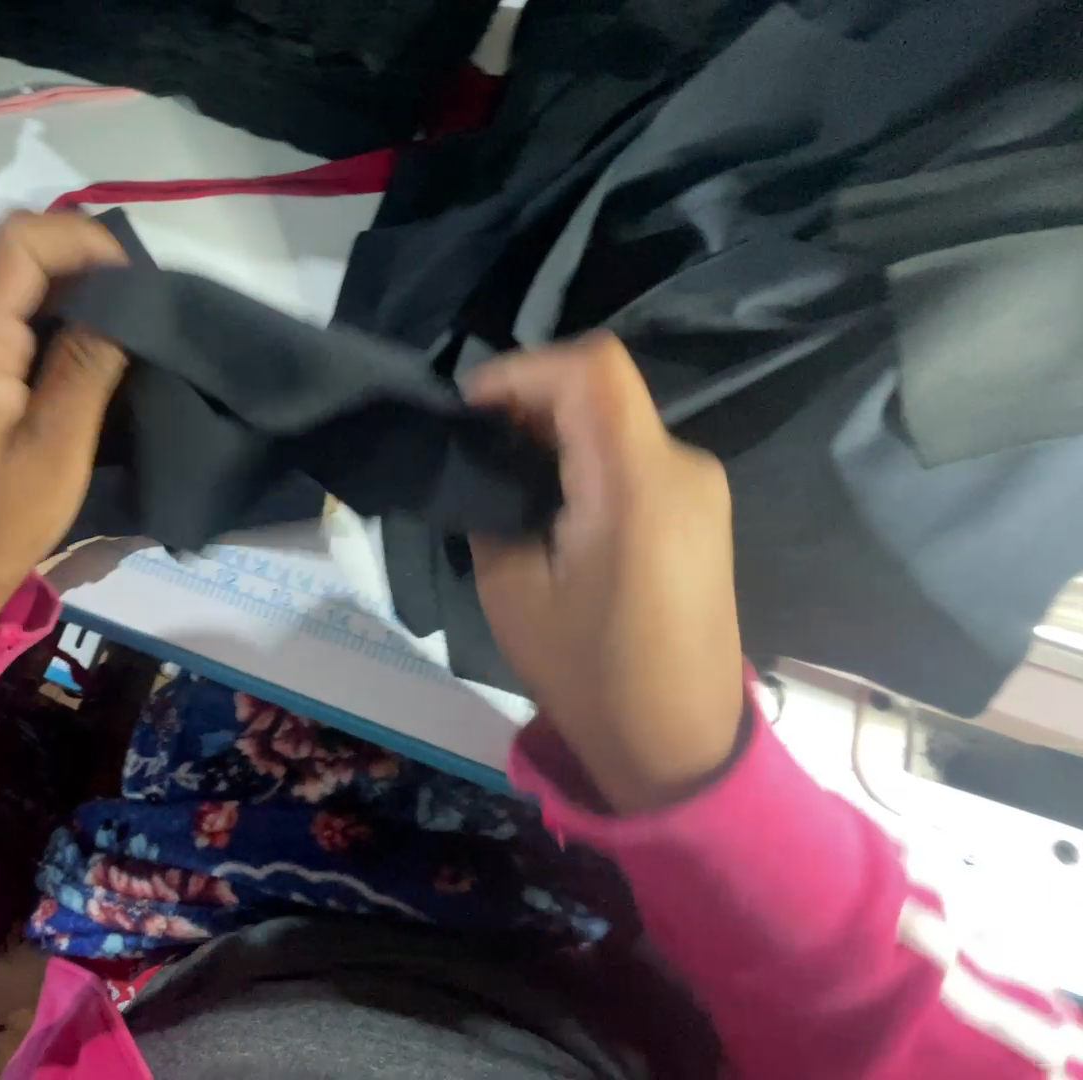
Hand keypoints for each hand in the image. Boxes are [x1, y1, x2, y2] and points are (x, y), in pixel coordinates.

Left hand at [0, 212, 128, 628]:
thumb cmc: (3, 519)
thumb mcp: (58, 446)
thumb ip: (87, 364)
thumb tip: (117, 301)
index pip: (17, 245)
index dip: (78, 240)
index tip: (133, 277)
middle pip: (5, 250)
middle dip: (72, 253)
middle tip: (131, 292)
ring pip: (2, 278)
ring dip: (59, 279)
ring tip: (115, 309)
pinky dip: (41, 307)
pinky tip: (79, 336)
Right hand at [466, 333, 744, 812]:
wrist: (675, 738)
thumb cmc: (585, 668)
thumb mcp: (509, 586)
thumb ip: (491, 507)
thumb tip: (484, 467)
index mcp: (634, 484)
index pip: (590, 370)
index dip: (520, 369)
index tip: (468, 409)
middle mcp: (680, 468)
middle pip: (599, 390)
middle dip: (525, 403)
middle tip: (469, 448)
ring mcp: (696, 488)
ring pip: (612, 419)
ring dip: (549, 431)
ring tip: (497, 475)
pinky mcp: (695, 509)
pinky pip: (628, 454)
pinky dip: (577, 456)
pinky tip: (542, 497)